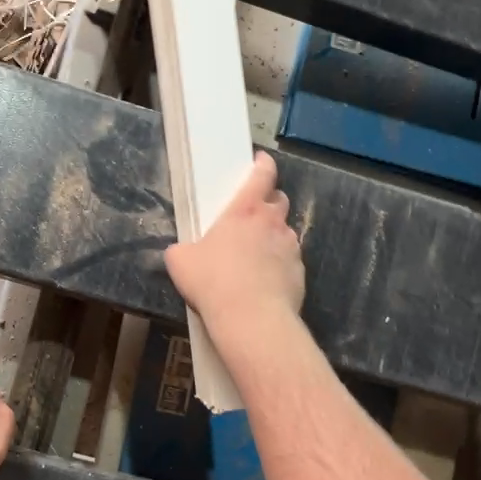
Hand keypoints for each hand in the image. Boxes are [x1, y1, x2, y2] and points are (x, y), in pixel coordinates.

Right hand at [164, 151, 304, 333]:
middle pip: (279, 200)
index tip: (260, 161)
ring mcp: (291, 248)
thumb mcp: (180, 262)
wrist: (250, 318)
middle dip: (269, 203)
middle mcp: (273, 223)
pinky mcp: (300, 274)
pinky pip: (289, 262)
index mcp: (245, 211)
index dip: (262, 165)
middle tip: (252, 216)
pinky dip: (278, 267)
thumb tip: (181, 252)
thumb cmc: (212, 281)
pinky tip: (263, 284)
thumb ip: (182, 250)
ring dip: (272, 238)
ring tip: (254, 258)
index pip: (262, 175)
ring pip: (285, 233)